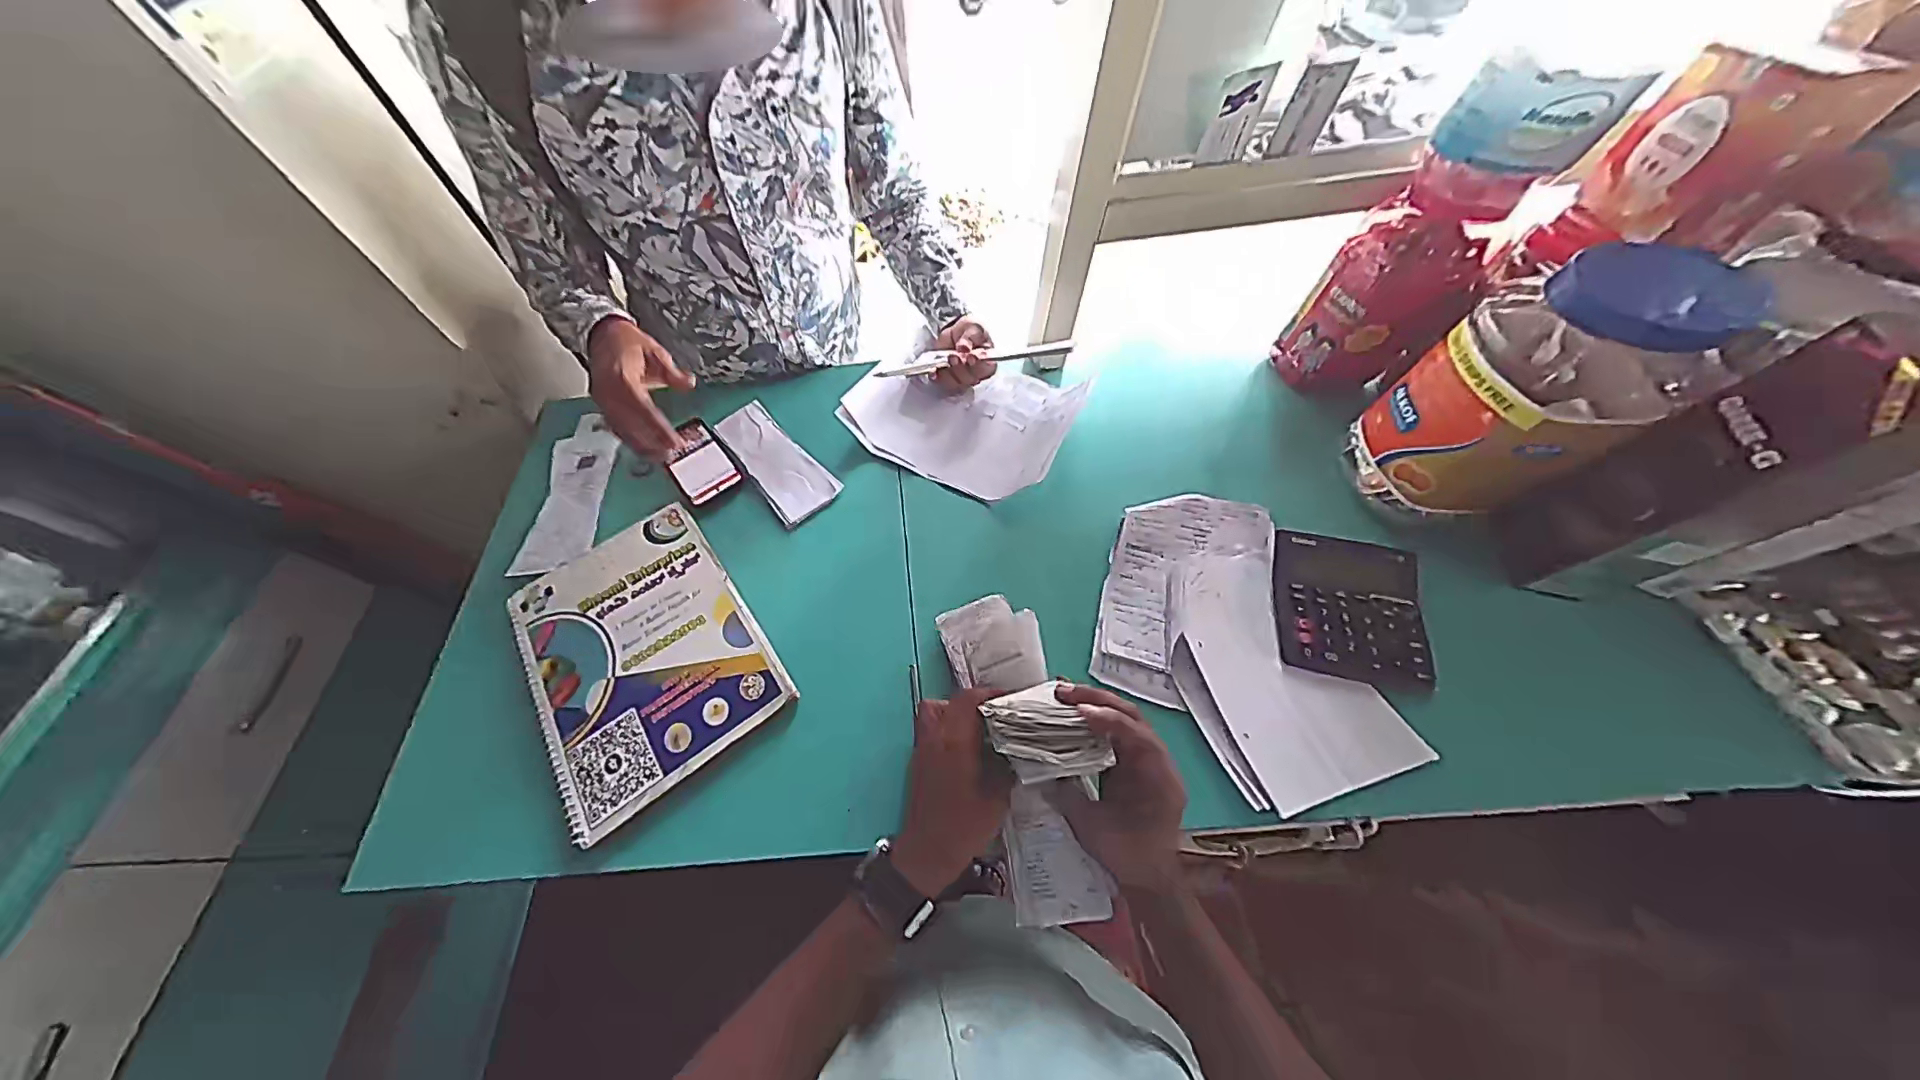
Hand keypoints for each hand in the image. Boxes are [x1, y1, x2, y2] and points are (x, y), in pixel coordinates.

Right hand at [586, 316, 696, 460]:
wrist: (601, 334)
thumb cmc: (627, 342)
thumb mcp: (654, 351)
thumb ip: (672, 372)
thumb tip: (689, 383)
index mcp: (621, 377)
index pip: (642, 408)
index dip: (657, 427)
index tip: (673, 441)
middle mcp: (608, 392)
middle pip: (630, 424)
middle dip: (651, 442)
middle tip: (671, 455)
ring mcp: (603, 400)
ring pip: (622, 429)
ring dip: (641, 446)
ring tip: (661, 458)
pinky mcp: (603, 406)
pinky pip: (616, 427)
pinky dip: (630, 441)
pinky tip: (644, 450)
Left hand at [893, 687, 1012, 895]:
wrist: (928, 851)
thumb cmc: (964, 826)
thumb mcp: (998, 795)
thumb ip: (1007, 764)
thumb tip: (1017, 747)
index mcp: (954, 741)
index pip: (969, 699)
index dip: (990, 694)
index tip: (1009, 700)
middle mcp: (935, 737)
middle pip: (950, 701)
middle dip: (975, 701)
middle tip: (996, 713)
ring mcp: (923, 748)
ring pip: (934, 711)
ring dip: (956, 712)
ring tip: (978, 727)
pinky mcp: (918, 760)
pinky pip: (931, 729)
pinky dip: (948, 729)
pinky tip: (967, 748)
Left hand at [929, 315, 994, 390]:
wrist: (956, 333)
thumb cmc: (970, 331)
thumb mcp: (973, 328)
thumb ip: (970, 337)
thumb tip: (964, 348)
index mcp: (988, 360)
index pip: (987, 367)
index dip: (979, 364)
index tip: (971, 357)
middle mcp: (977, 373)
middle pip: (971, 377)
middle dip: (961, 367)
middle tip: (954, 356)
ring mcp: (963, 378)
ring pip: (957, 382)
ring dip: (950, 373)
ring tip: (947, 359)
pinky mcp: (950, 379)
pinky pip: (944, 383)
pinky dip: (938, 377)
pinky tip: (934, 372)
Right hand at [1049, 684, 1188, 894]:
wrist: (1149, 881)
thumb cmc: (1125, 856)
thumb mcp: (1091, 827)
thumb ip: (1067, 795)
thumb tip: (1042, 769)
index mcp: (1157, 776)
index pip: (1135, 733)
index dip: (1106, 718)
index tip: (1077, 710)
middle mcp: (1158, 762)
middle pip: (1131, 716)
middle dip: (1098, 699)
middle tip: (1063, 691)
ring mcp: (1149, 761)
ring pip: (1125, 720)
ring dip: (1097, 705)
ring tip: (1066, 696)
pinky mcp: (1136, 764)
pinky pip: (1119, 734)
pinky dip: (1098, 722)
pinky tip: (1076, 716)